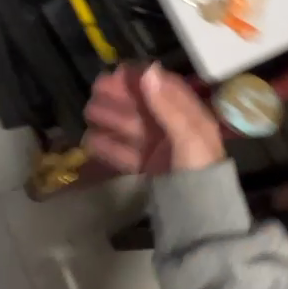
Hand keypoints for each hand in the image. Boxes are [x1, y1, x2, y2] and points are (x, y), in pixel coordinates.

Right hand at [84, 63, 225, 174]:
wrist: (199, 218)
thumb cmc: (198, 170)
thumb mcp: (188, 136)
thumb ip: (166, 105)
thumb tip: (148, 70)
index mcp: (191, 117)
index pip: (164, 89)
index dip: (141, 79)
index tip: (117, 72)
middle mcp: (175, 129)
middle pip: (144, 107)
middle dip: (120, 97)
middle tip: (95, 89)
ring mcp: (161, 150)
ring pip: (131, 128)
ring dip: (110, 117)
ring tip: (88, 111)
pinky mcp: (149, 168)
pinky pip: (126, 152)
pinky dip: (109, 145)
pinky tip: (91, 140)